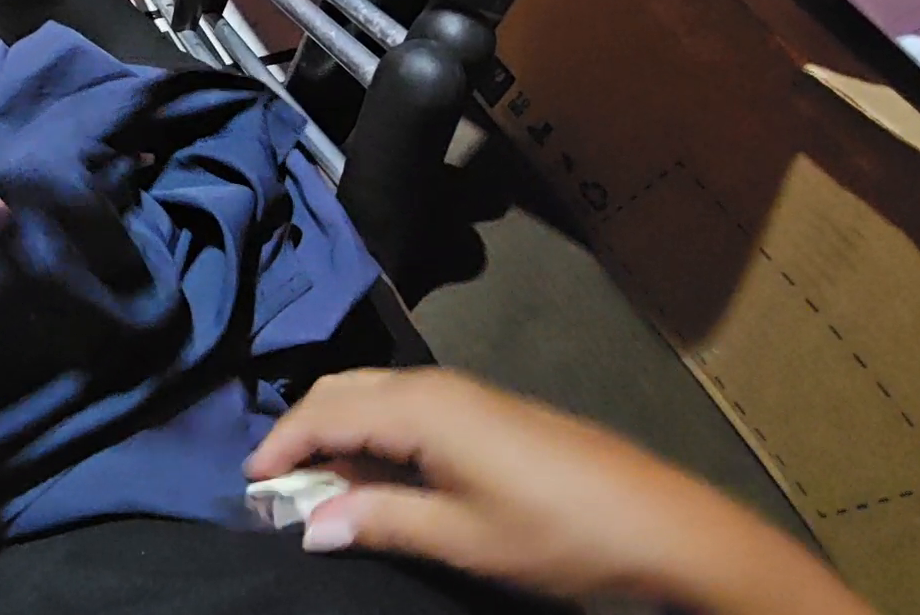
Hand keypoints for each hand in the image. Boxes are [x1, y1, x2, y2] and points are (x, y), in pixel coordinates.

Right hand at [246, 369, 871, 613]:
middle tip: (281, 482)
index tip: (250, 481)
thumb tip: (309, 526)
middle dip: (300, 431)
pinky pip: (392, 401)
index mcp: (415, 407)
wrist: (668, 524)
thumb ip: (377, 521)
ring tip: (323, 481)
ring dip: (332, 429)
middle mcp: (423, 383)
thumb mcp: (463, 537)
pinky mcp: (472, 403)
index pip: (322, 414)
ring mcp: (451, 388)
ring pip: (363, 392)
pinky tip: (376, 470)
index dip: (280, 444)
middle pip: (335, 392)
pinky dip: (365, 429)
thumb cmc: (556, 530)